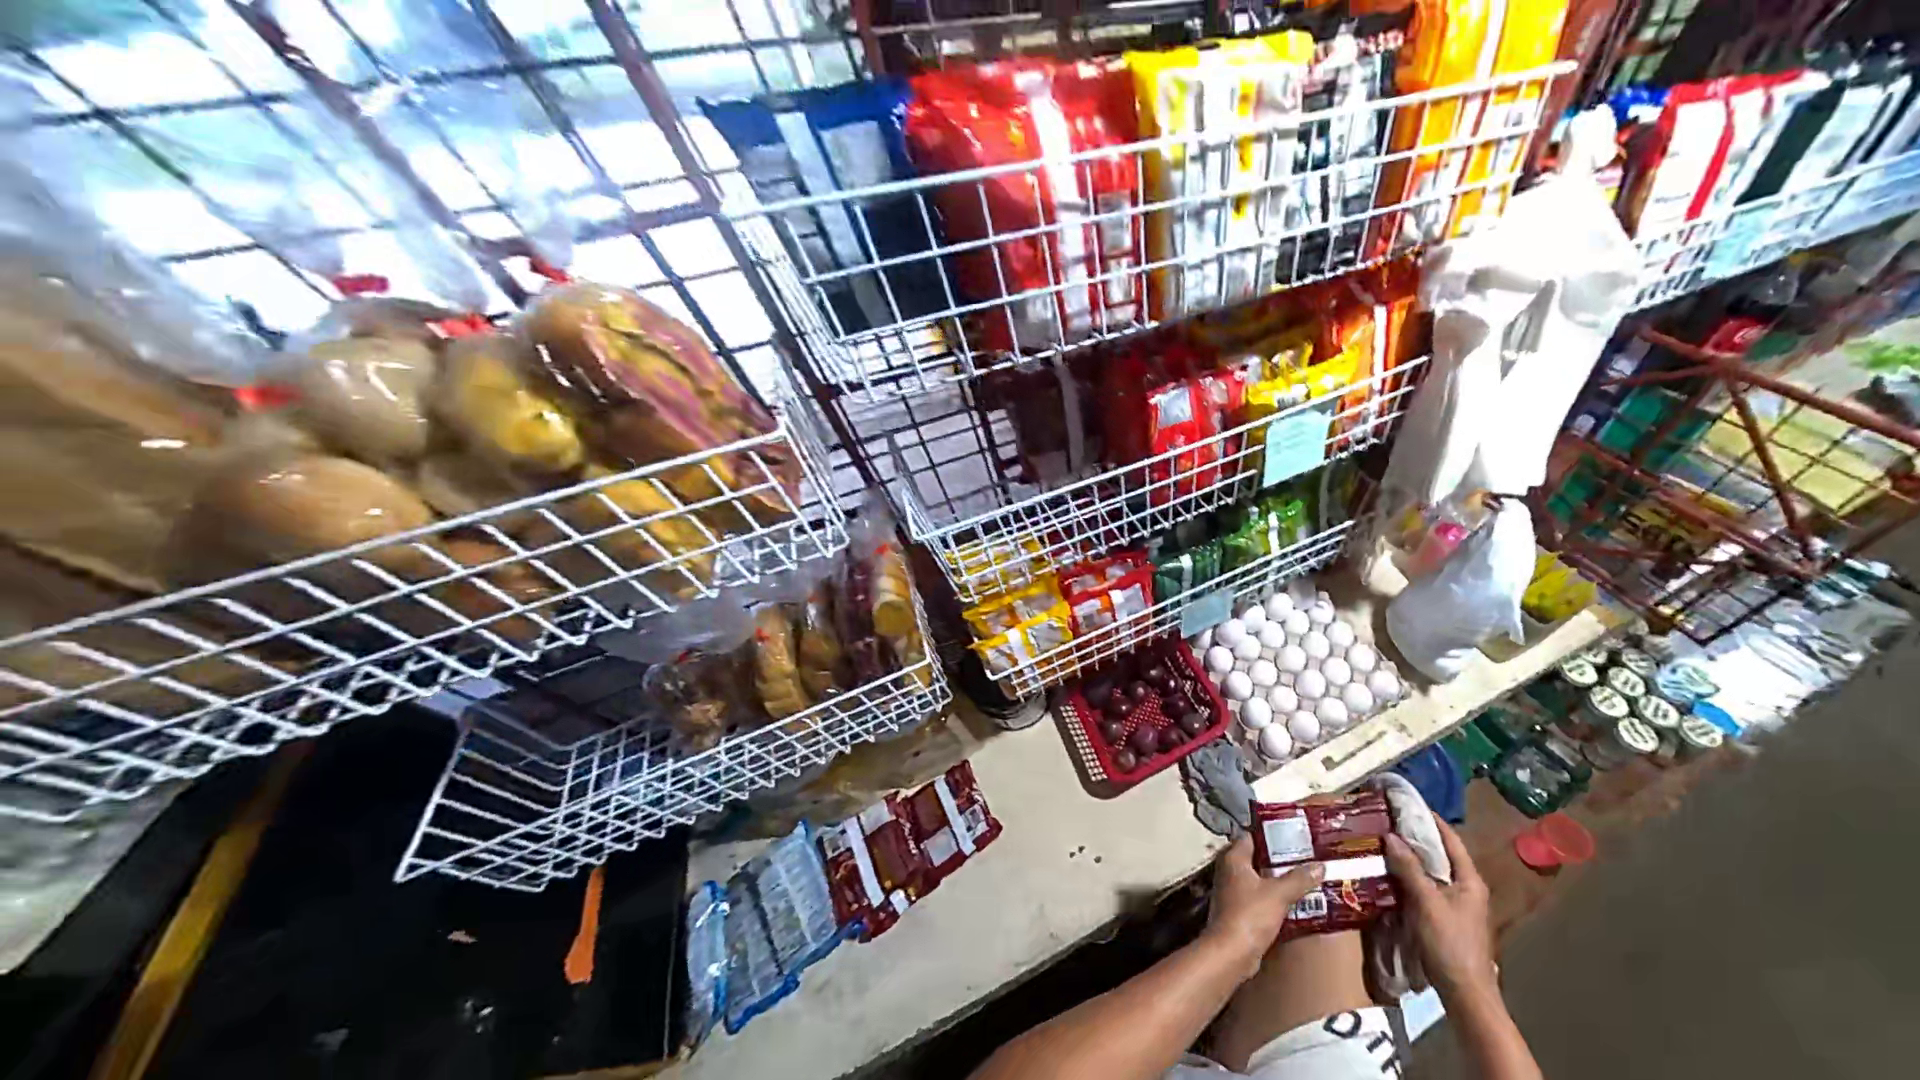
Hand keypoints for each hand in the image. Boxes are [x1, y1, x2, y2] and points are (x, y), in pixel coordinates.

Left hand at [1202, 833, 1322, 978]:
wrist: (1232, 950)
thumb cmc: (1251, 914)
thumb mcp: (1279, 894)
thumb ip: (1299, 879)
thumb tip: (1319, 865)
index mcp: (1234, 858)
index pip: (1251, 836)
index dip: (1271, 834)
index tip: (1293, 835)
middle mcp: (1228, 869)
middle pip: (1255, 857)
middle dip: (1277, 858)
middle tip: (1304, 857)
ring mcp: (1231, 889)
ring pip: (1257, 877)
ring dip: (1276, 877)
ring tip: (1302, 876)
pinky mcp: (1237, 908)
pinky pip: (1257, 894)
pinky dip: (1272, 894)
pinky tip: (1291, 898)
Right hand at [1384, 819, 1496, 998]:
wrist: (1464, 991)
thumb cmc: (1450, 942)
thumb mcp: (1426, 902)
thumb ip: (1409, 868)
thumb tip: (1391, 835)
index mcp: (1469, 880)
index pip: (1450, 840)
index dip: (1430, 820)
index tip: (1406, 802)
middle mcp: (1465, 887)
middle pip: (1439, 854)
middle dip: (1415, 836)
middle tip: (1386, 819)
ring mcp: (1454, 903)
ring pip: (1430, 870)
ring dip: (1409, 856)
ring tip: (1381, 840)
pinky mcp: (1442, 915)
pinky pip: (1423, 885)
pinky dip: (1407, 874)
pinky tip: (1387, 871)